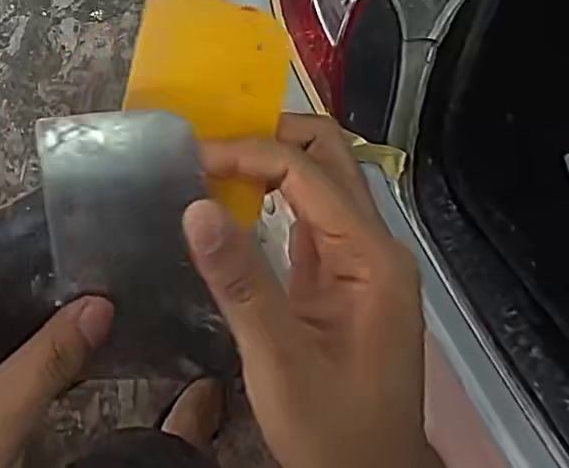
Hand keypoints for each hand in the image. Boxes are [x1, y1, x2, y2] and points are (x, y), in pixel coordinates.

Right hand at [185, 115, 437, 467]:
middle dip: (269, 134)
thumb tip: (195, 207)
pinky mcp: (342, 268)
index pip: (305, 171)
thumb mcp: (280, 364)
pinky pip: (308, 205)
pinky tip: (235, 196)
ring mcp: (361, 253)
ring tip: (216, 161)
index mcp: (371, 256)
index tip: (195, 159)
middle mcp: (373, 242)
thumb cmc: (334, 434)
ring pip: (320, 172)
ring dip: (270, 156)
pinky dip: (271, 188)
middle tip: (212, 145)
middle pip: (328, 152)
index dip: (247, 154)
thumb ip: (240, 282)